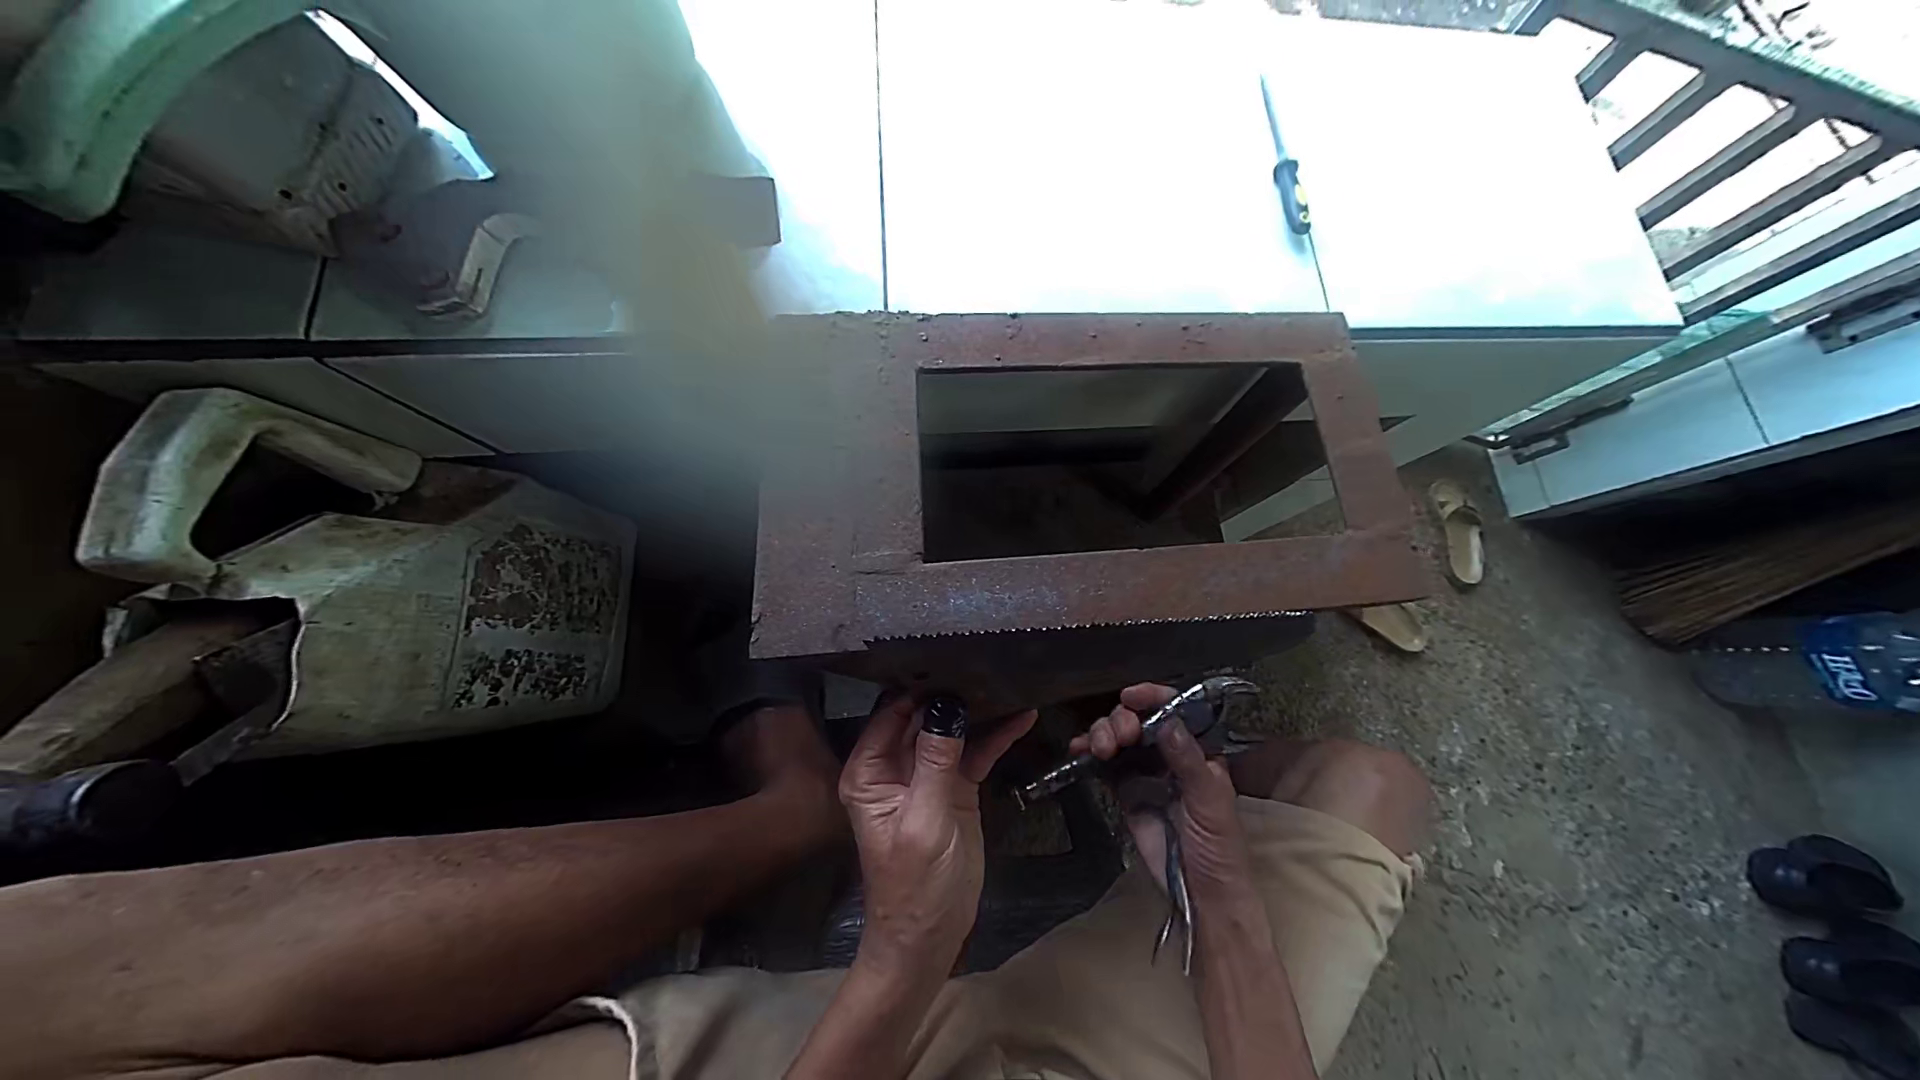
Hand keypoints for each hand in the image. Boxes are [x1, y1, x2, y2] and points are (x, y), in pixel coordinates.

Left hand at [839, 692, 1036, 976]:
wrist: (932, 936)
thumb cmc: (914, 883)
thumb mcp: (924, 820)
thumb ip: (935, 761)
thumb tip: (946, 706)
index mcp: (870, 771)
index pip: (890, 714)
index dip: (918, 689)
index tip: (950, 663)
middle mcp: (894, 766)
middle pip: (921, 716)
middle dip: (951, 694)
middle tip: (985, 664)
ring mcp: (927, 775)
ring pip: (951, 730)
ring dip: (977, 711)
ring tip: (1006, 682)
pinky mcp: (955, 788)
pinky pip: (974, 753)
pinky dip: (995, 737)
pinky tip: (1021, 718)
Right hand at [1069, 683, 1255, 897]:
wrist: (1201, 892)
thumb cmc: (1219, 846)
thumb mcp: (1211, 800)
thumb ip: (1189, 760)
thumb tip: (1167, 721)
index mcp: (1197, 750)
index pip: (1175, 710)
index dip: (1153, 697)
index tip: (1131, 696)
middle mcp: (1168, 754)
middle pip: (1138, 719)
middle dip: (1122, 718)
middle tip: (1119, 736)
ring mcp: (1143, 771)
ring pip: (1117, 736)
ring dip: (1102, 732)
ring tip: (1100, 748)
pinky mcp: (1123, 790)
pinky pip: (1103, 763)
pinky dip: (1088, 753)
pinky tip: (1079, 751)